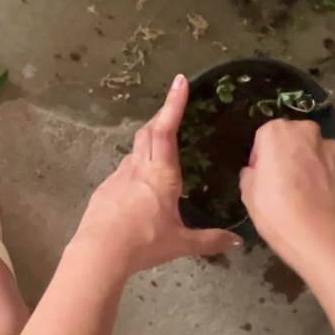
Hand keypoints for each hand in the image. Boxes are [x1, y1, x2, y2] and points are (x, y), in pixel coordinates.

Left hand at [75, 74, 241, 274]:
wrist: (99, 252)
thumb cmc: (143, 243)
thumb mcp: (181, 243)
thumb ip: (209, 240)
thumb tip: (236, 241)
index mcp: (161, 174)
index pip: (167, 130)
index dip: (174, 104)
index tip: (179, 82)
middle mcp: (138, 168)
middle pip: (148, 132)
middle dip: (162, 115)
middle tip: (172, 106)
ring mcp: (118, 177)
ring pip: (135, 150)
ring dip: (148, 140)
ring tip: (159, 143)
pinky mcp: (105, 190)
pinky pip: (123, 170)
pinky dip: (135, 166)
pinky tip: (139, 182)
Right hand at [240, 119, 334, 256]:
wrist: (317, 235)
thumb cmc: (275, 210)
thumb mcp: (247, 192)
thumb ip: (252, 172)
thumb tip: (259, 171)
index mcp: (277, 132)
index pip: (265, 137)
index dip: (262, 157)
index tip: (262, 175)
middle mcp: (307, 131)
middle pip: (293, 138)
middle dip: (288, 154)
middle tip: (283, 180)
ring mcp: (333, 148)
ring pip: (315, 151)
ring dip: (310, 163)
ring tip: (305, 191)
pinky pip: (332, 166)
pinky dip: (327, 176)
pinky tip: (321, 197)